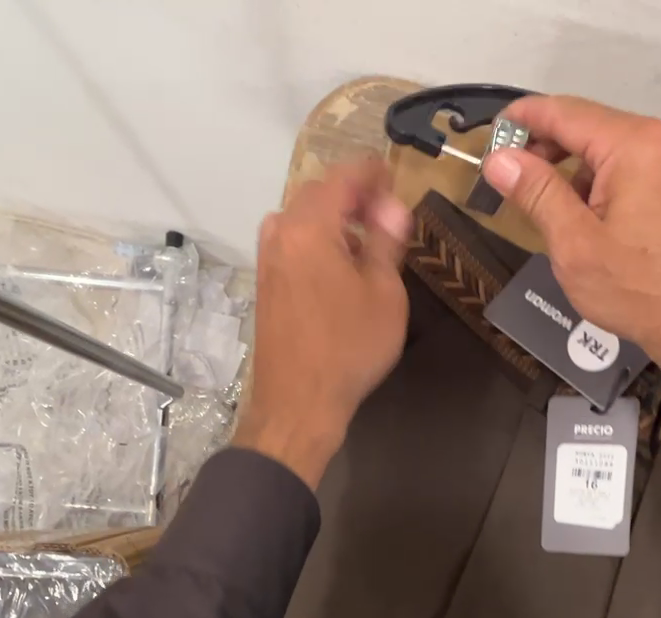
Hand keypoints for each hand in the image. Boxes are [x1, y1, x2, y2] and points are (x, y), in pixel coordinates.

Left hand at [235, 159, 411, 489]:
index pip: (341, 177)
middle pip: (316, 195)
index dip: (371, 171)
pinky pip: (292, 246)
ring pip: (301, 221)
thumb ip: (385, 242)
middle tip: (384, 210)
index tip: (394, 175)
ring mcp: (267, 262)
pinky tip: (339, 268)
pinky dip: (317, 242)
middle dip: (351, 194)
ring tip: (364, 240)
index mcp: (309, 227)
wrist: (298, 403)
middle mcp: (280, 235)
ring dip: (332, 220)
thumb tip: (392, 207)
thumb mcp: (383, 294)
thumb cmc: (349, 349)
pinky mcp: (265, 287)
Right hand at [480, 95, 660, 410]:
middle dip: (545, 147)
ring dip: (572, 169)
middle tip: (509, 176)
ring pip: (608, 150)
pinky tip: (584, 218)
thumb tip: (499, 160)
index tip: (490, 134)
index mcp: (633, 144)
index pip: (565, 112)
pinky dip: (599, 183)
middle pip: (589, 125)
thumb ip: (536, 194)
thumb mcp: (575, 244)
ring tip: (545, 206)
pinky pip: (630, 169)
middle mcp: (660, 140)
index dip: (523, 119)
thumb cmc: (638, 290)